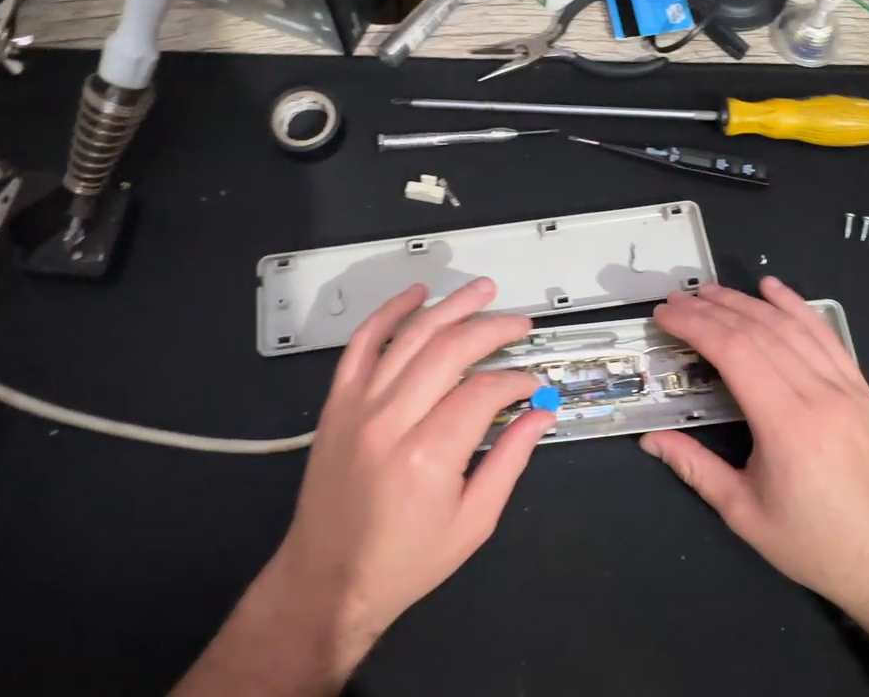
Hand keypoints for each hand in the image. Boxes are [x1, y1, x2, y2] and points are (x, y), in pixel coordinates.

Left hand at [250, 279, 553, 675]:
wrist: (327, 578)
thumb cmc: (405, 562)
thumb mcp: (473, 523)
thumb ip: (510, 461)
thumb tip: (541, 414)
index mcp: (428, 455)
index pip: (484, 391)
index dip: (517, 381)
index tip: (533, 385)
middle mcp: (391, 420)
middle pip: (449, 350)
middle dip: (492, 329)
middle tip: (520, 325)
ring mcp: (358, 406)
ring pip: (410, 336)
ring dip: (450, 307)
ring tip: (482, 290)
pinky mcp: (337, 402)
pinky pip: (362, 344)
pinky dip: (389, 313)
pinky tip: (416, 294)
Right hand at [640, 277, 868, 621]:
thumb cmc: (816, 544)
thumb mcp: (745, 513)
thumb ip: (695, 469)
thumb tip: (650, 440)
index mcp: (787, 424)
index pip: (734, 352)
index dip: (696, 325)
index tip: (665, 315)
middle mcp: (819, 394)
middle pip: (758, 331)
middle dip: (712, 309)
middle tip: (676, 300)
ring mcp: (846, 387)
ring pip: (791, 327)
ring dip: (747, 302)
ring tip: (711, 291)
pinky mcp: (863, 390)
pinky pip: (826, 336)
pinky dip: (797, 307)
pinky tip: (774, 289)